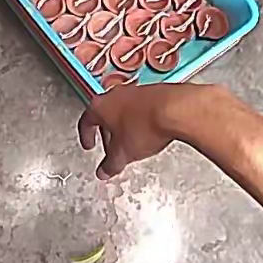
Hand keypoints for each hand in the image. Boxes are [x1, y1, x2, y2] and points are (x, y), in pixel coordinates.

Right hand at [76, 84, 214, 179]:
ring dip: (125, 127)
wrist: (176, 110)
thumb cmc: (146, 125)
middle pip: (105, 116)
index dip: (86, 136)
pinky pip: (141, 108)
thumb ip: (110, 164)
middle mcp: (115, 95)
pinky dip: (141, 120)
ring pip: (124, 111)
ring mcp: (135, 91)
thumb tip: (104, 171)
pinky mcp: (153, 92)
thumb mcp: (123, 154)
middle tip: (111, 149)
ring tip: (133, 143)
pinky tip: (149, 132)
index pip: (86, 122)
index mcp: (100, 107)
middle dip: (108, 134)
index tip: (89, 144)